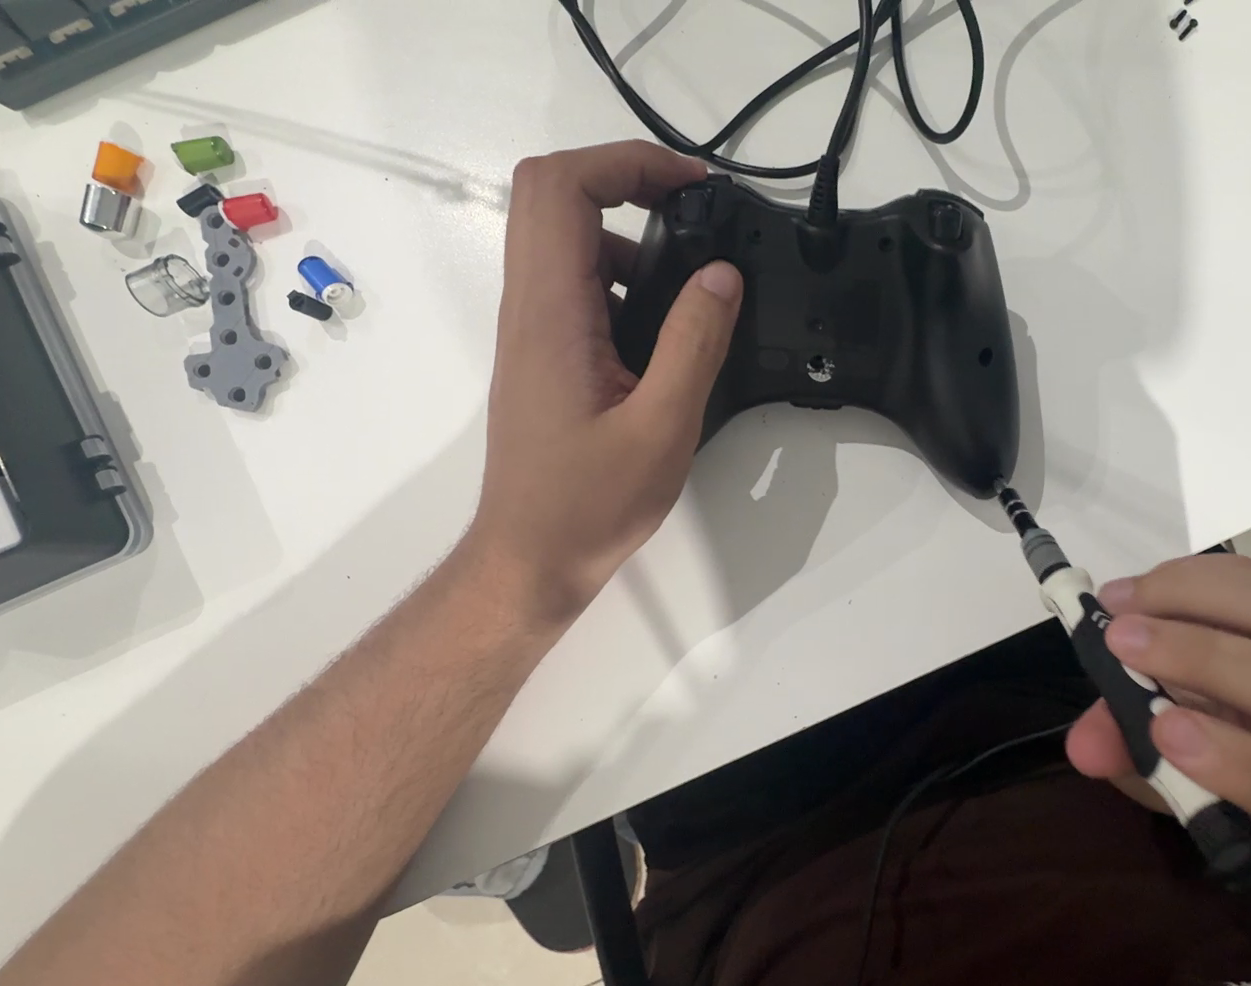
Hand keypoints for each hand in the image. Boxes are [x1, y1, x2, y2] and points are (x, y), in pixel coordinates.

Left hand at [461, 141, 741, 627]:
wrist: (532, 558)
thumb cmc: (591, 503)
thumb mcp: (662, 426)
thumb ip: (694, 343)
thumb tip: (721, 275)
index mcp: (552, 314)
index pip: (562, 188)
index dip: (628, 162)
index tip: (694, 187)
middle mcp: (529, 308)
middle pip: (550, 197)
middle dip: (624, 183)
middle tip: (691, 215)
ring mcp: (531, 332)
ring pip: (563, 241)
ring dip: (626, 237)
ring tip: (691, 282)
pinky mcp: (544, 357)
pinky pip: (574, 287)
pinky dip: (620, 280)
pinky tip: (665, 331)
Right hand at [1064, 555, 1250, 967]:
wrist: (1234, 722)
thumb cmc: (1198, 766)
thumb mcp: (1155, 777)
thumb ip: (1125, 759)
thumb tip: (1083, 747)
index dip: (1246, 768)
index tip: (1162, 731)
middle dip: (1209, 661)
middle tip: (1119, 640)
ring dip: (1199, 599)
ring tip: (1121, 603)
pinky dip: (1196, 576)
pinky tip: (1141, 589)